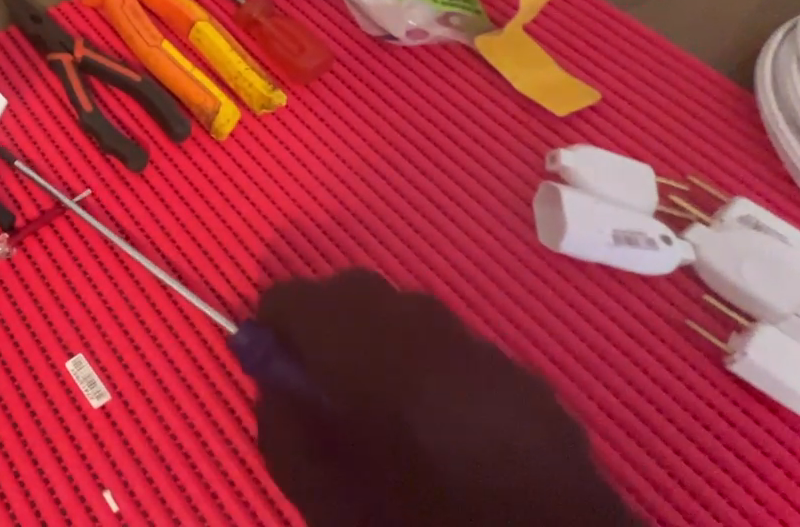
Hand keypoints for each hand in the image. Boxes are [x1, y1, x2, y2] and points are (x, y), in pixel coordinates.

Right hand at [253, 270, 637, 526]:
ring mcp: (476, 346)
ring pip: (406, 320)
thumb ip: (279, 417)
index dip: (274, 333)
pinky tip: (450, 436)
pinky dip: (438, 376)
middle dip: (329, 331)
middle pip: (348, 295)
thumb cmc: (411, 517)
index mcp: (354, 338)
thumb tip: (275, 377)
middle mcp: (414, 321)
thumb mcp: (314, 486)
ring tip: (393, 414)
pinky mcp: (525, 379)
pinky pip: (457, 356)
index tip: (279, 377)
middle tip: (331, 393)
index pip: (288, 297)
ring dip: (385, 348)